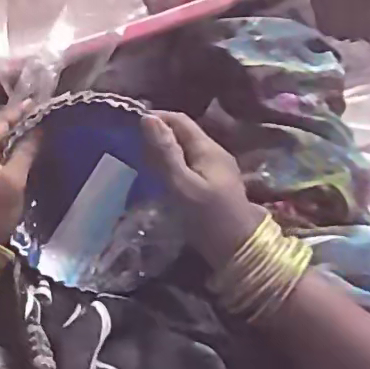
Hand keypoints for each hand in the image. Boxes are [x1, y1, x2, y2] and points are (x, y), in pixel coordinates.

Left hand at [0, 102, 41, 241]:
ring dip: (11, 131)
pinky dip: (6, 144)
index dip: (18, 110)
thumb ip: (25, 152)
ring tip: (33, 124)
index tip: (38, 101)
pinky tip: (20, 145)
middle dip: (14, 118)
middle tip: (37, 111)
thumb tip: (38, 130)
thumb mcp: (13, 181)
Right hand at [142, 111, 260, 265]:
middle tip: (131, 143)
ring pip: (185, 148)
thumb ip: (165, 153)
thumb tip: (147, 119)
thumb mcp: (182, 185)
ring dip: (164, 148)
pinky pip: (189, 163)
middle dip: (158, 132)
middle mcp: (214, 153)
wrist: (239, 251)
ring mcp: (216, 169)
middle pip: (183, 132)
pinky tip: (159, 175)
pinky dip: (171, 163)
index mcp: (207, 149)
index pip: (179, 120)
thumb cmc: (208, 218)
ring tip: (140, 158)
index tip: (129, 125)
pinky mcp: (214, 184)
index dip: (155, 117)